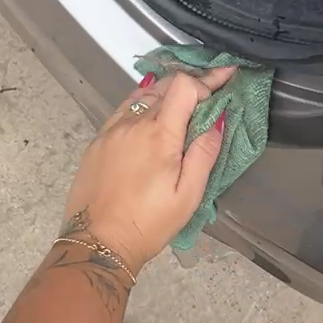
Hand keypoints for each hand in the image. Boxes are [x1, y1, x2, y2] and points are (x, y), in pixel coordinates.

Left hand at [60, 67, 236, 273]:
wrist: (96, 243)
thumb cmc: (147, 224)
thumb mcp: (188, 196)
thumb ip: (204, 153)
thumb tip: (218, 121)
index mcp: (159, 134)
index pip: (184, 86)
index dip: (206, 81)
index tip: (225, 79)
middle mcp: (134, 123)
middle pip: (165, 85)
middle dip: (192, 83)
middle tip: (214, 84)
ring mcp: (112, 130)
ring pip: (143, 94)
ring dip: (167, 90)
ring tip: (186, 95)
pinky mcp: (98, 140)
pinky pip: (124, 108)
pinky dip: (143, 101)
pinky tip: (151, 106)